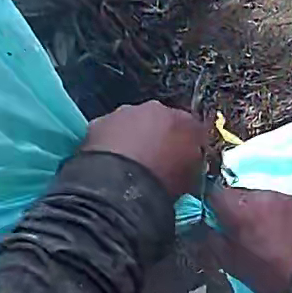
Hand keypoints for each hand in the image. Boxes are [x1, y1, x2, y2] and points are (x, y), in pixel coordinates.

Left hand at [79, 102, 206, 196]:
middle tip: (153, 162)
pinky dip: (109, 145)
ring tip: (127, 166)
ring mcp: (124, 113)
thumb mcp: (191, 177)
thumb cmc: (164, 182)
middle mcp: (155, 108)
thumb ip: (192, 161)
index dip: (185, 145)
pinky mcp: (98, 123)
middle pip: (158, 121)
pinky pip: (107, 133)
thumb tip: (189, 159)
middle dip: (156, 138)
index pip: (190, 128)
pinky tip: (108, 164)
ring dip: (131, 139)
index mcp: (184, 120)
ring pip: (131, 124)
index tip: (180, 161)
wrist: (122, 184)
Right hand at [205, 185, 291, 292]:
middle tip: (236, 230)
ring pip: (255, 196)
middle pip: (234, 193)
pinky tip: (274, 229)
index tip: (212, 218)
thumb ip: (210, 236)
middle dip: (232, 208)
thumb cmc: (264, 272)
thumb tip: (204, 224)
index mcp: (237, 209)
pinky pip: (273, 201)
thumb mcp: (228, 261)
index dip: (210, 205)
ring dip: (251, 209)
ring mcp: (278, 196)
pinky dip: (269, 211)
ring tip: (258, 231)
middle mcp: (257, 195)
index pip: (212, 192)